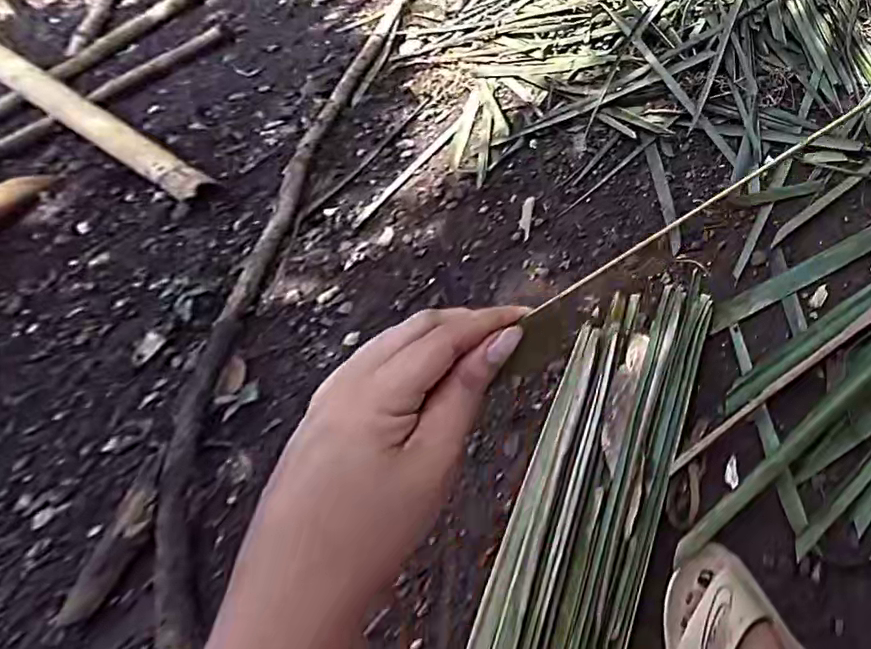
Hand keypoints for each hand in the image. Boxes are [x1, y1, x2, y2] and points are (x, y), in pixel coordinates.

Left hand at [209, 307, 525, 648]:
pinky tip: (433, 371)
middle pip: (413, 330)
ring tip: (481, 347)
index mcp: (369, 398)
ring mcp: (321, 406)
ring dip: (439, 334)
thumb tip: (502, 341)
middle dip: (466, 321)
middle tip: (511, 330)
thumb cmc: (372, 535)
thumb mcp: (436, 460)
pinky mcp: (316, 424)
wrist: (292, 602)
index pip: (441, 337)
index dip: (490, 321)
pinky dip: (410, 353)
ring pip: (389, 342)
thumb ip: (467, 391)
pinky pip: (369, 365)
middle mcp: (339, 391)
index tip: (530, 317)